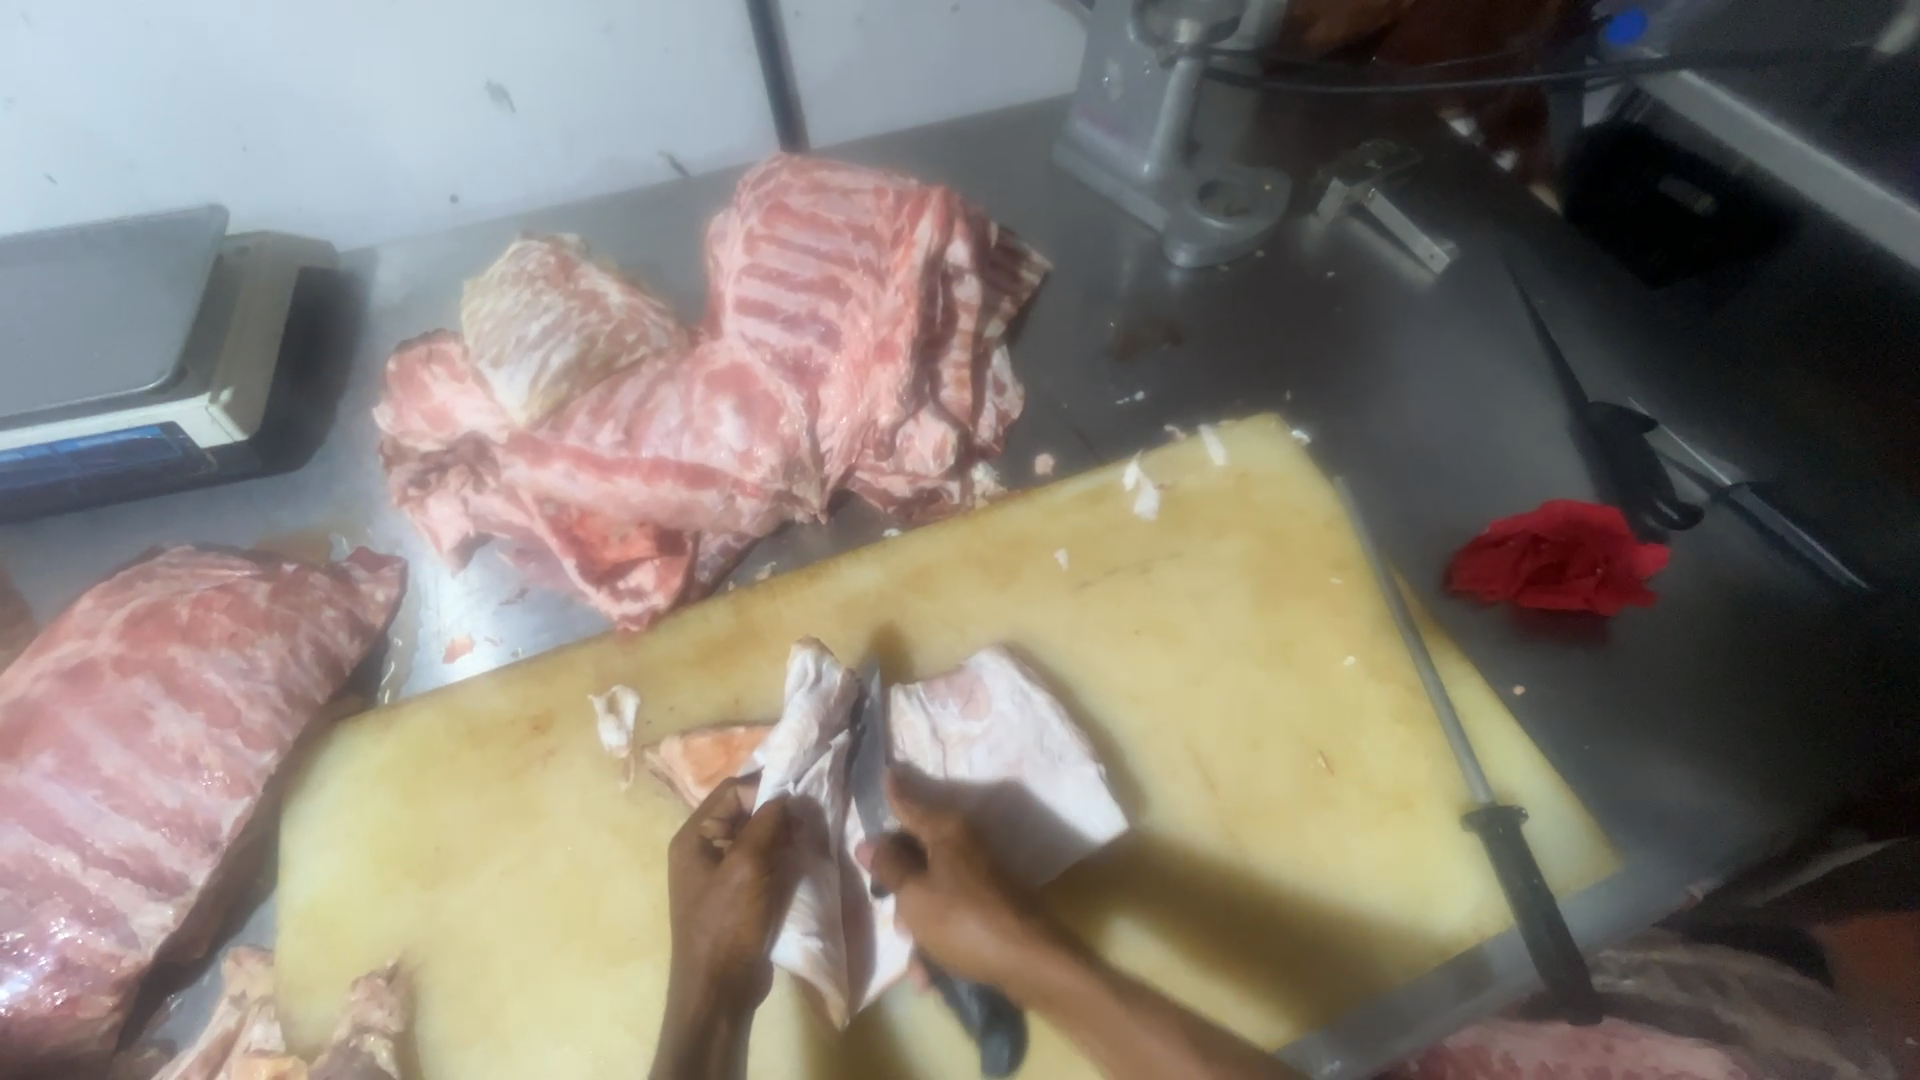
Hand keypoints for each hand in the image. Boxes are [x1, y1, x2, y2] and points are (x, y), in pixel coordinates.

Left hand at [665, 775, 797, 1009]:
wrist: (719, 991)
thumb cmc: (727, 923)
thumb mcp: (747, 865)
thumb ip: (767, 822)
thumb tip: (787, 795)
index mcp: (695, 836)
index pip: (733, 790)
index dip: (766, 788)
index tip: (800, 798)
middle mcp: (704, 848)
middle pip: (746, 810)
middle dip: (780, 811)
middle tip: (811, 818)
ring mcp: (721, 871)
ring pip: (759, 835)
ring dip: (785, 834)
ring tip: (811, 836)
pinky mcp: (739, 892)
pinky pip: (764, 859)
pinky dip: (784, 855)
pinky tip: (804, 858)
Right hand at [856, 768, 1077, 997]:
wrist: (1027, 960)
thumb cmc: (961, 919)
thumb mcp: (914, 894)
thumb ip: (889, 867)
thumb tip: (868, 841)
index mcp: (945, 830)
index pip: (909, 802)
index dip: (893, 790)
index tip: (885, 767)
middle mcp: (962, 843)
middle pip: (916, 849)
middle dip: (896, 880)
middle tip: (882, 901)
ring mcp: (976, 874)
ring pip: (930, 887)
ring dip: (916, 922)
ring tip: (915, 958)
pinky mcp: (985, 904)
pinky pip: (949, 917)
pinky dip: (936, 943)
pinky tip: (929, 976)